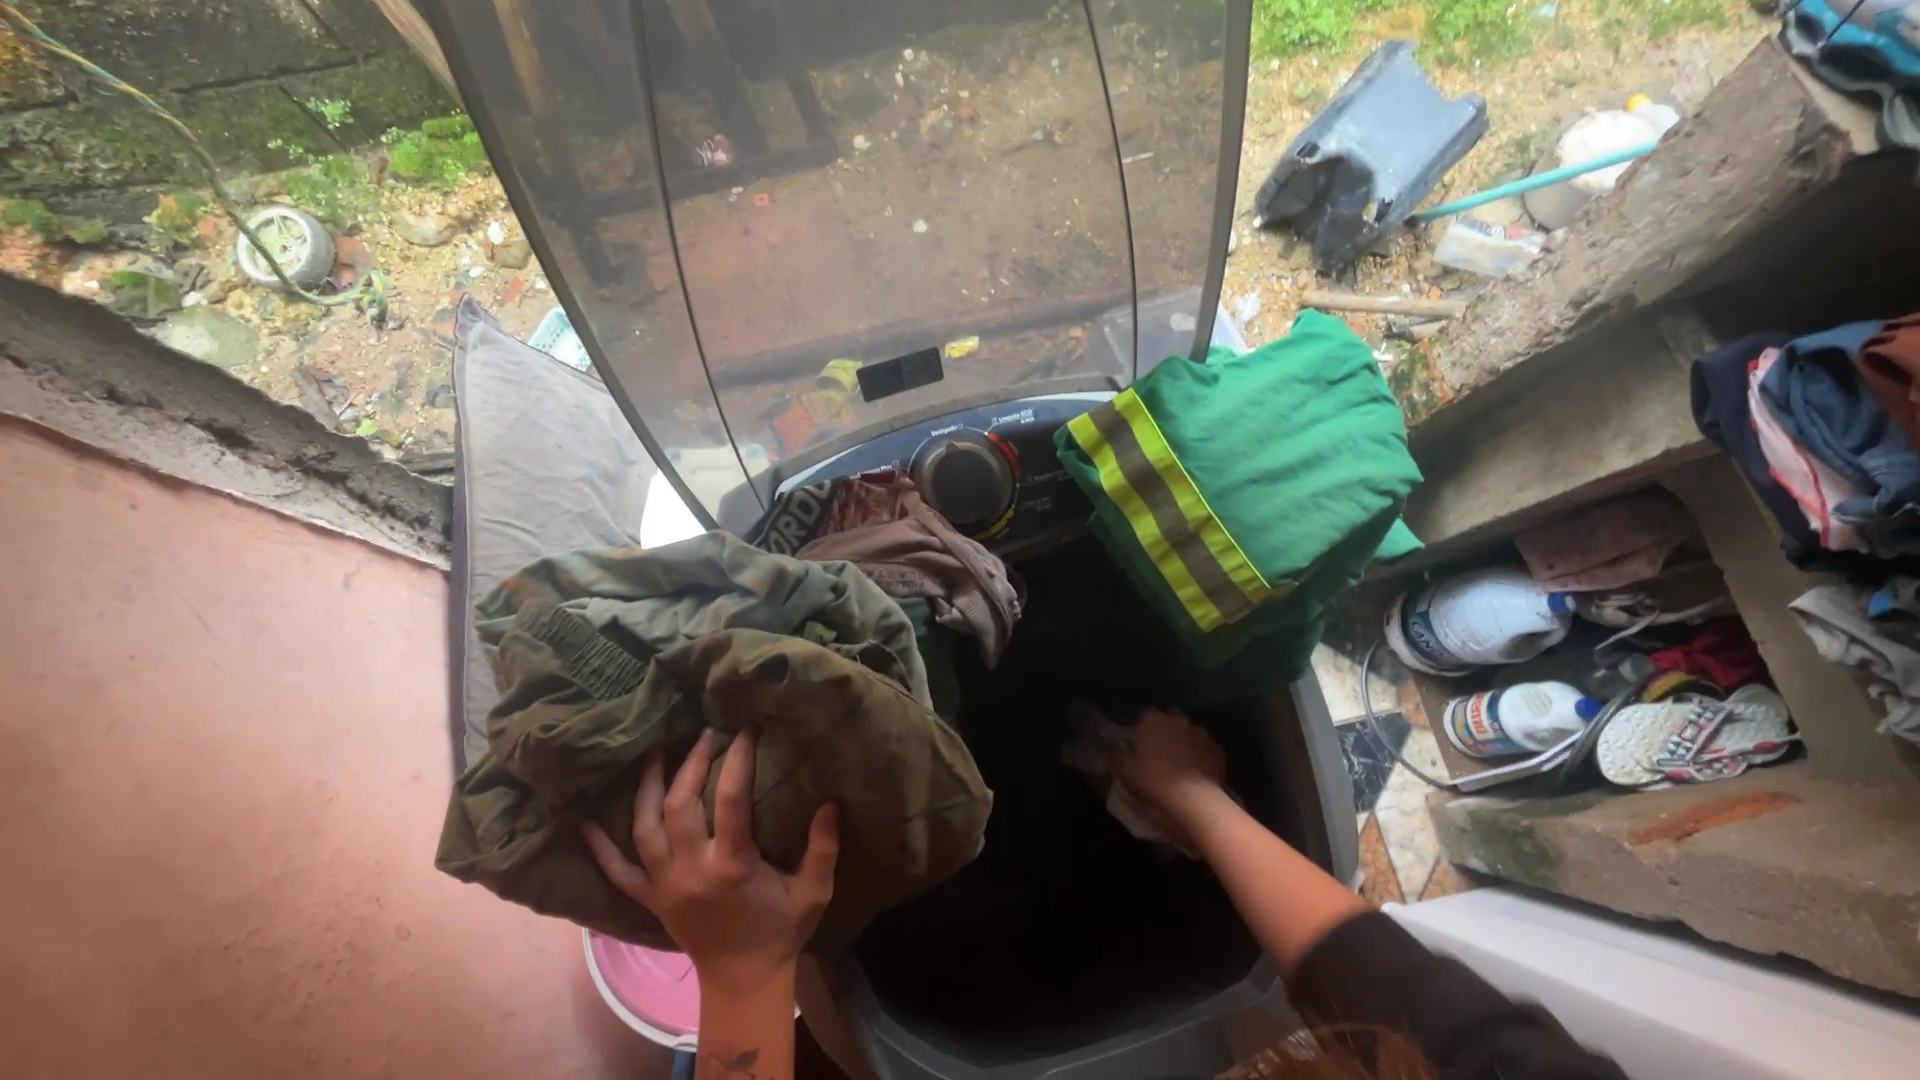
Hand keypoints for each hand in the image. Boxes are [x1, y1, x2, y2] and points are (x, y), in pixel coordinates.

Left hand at [583, 728, 839, 992]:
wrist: (743, 981)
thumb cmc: (781, 931)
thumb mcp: (814, 892)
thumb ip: (823, 847)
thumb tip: (831, 801)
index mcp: (732, 865)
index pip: (730, 799)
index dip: (737, 758)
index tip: (745, 728)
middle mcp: (692, 870)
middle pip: (680, 804)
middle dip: (691, 762)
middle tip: (705, 732)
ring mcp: (664, 886)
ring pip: (644, 828)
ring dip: (648, 787)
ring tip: (655, 752)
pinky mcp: (650, 900)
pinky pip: (617, 873)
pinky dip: (599, 848)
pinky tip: (586, 823)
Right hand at [1108, 707, 1226, 825]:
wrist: (1194, 800)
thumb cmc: (1154, 781)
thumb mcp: (1124, 770)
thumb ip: (1114, 754)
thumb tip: (1108, 745)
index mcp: (1153, 720)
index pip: (1145, 715)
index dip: (1142, 729)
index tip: (1140, 744)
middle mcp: (1178, 720)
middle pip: (1169, 720)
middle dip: (1164, 731)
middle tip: (1159, 752)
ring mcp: (1200, 733)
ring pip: (1188, 732)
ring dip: (1183, 742)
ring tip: (1179, 763)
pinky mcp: (1216, 748)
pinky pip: (1204, 747)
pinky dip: (1199, 754)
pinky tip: (1196, 771)